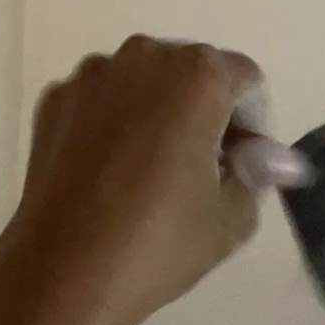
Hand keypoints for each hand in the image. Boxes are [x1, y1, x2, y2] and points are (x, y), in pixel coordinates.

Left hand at [0, 35, 306, 324]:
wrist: (65, 269)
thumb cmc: (161, 239)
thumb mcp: (232, 216)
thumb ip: (257, 171)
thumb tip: (267, 155)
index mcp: (197, 74)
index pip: (245, 79)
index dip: (253, 122)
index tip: (243, 162)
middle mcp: (144, 55)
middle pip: (190, 72)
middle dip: (204, 110)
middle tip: (202, 168)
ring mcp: (93, 72)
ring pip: (141, 81)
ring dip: (155, 110)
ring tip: (148, 170)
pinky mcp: (56, 95)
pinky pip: (99, 99)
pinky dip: (110, 121)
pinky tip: (106, 171)